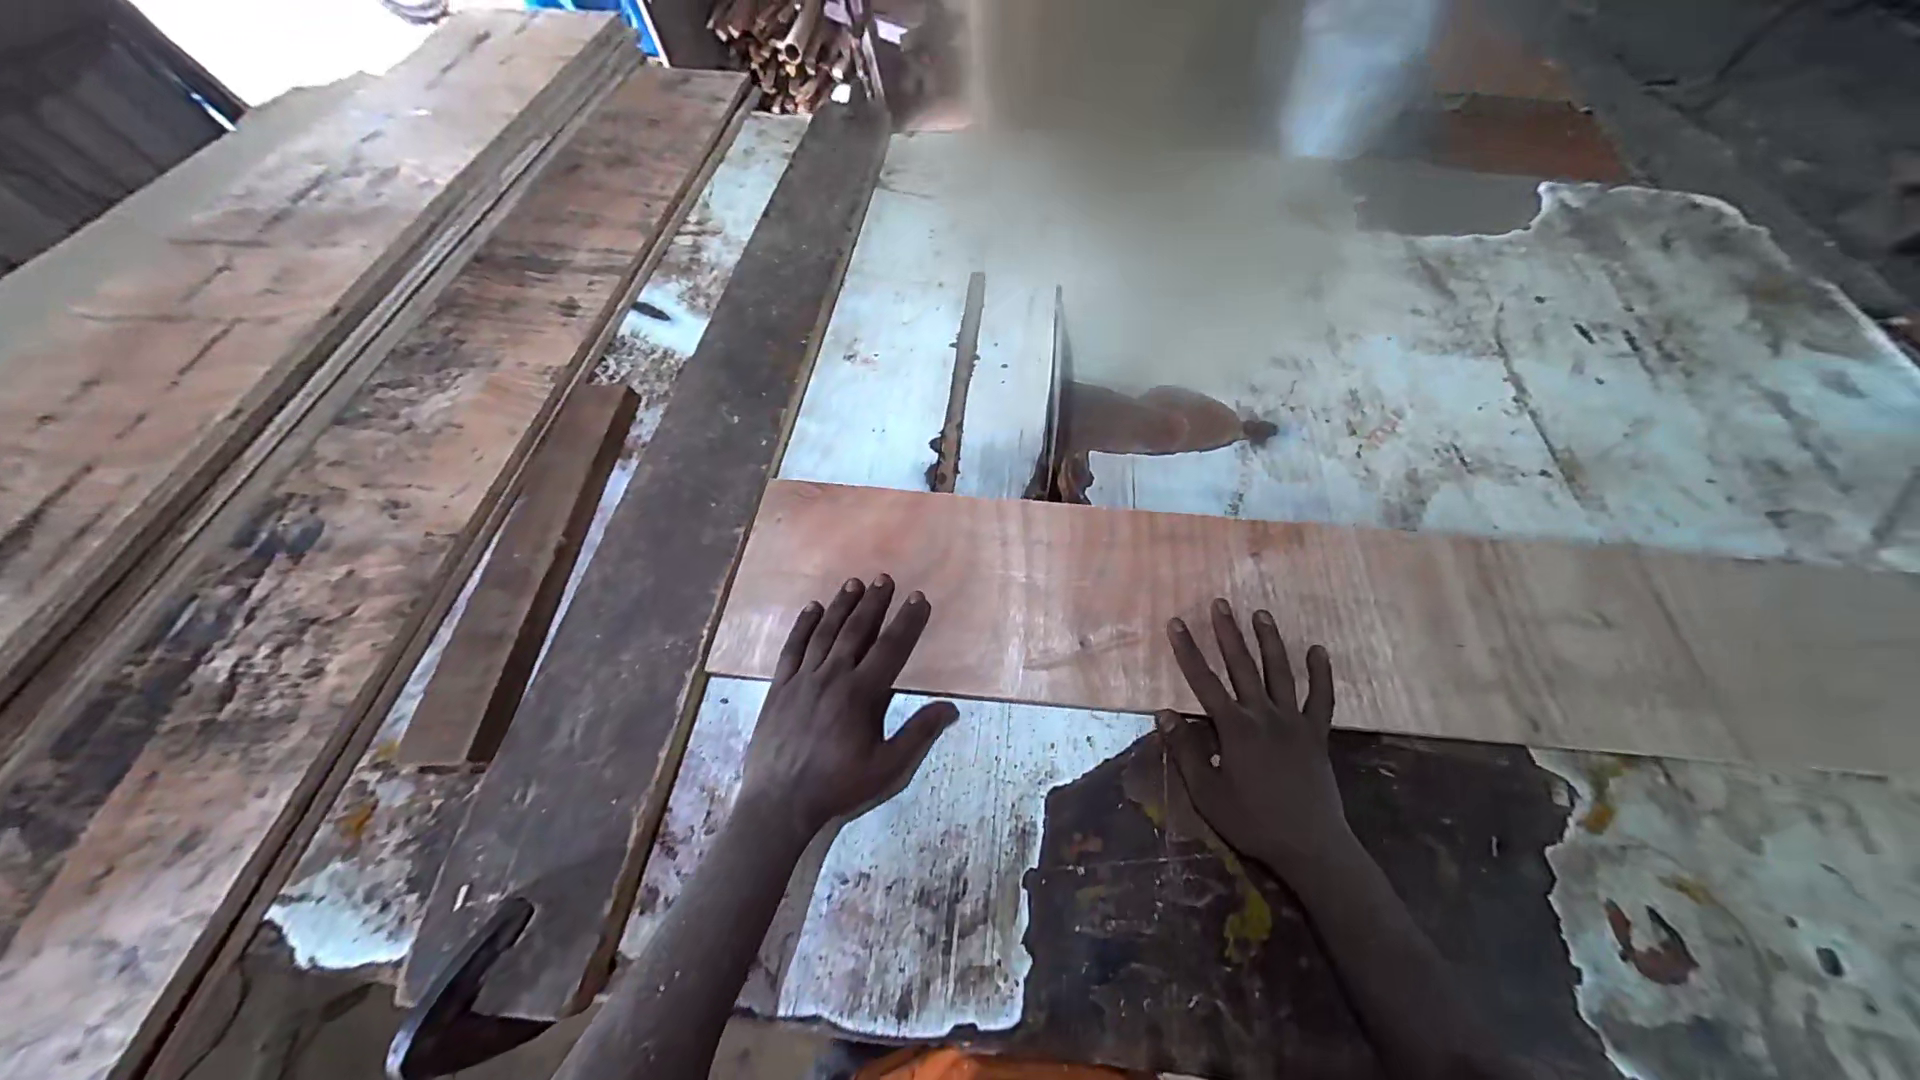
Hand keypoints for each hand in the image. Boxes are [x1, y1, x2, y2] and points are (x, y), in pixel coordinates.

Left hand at [739, 575, 958, 836]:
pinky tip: (811, 608)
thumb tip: (950, 707)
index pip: (890, 648)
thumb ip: (918, 734)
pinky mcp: (779, 687)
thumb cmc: (838, 785)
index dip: (906, 621)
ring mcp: (802, 679)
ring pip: (825, 633)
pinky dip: (803, 626)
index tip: (918, 598)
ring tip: (854, 583)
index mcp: (860, 694)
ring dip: (841, 606)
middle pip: (856, 631)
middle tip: (884, 578)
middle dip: (873, 603)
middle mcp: (831, 677)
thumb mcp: (887, 767)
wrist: (779, 803)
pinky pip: (793, 648)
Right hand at [1158, 599, 1353, 875]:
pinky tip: (1318, 650)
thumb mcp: (1206, 792)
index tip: (1177, 623)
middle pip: (1242, 666)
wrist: (1310, 846)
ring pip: (1280, 673)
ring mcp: (1294, 722)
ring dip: (1269, 641)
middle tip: (1221, 603)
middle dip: (1228, 633)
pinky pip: (1321, 698)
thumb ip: (1185, 750)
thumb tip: (1164, 713)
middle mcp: (1263, 716)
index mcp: (1233, 728)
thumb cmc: (1251, 821)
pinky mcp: (1316, 735)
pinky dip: (1320, 673)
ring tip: (1260, 613)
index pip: (1203, 681)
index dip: (1187, 651)